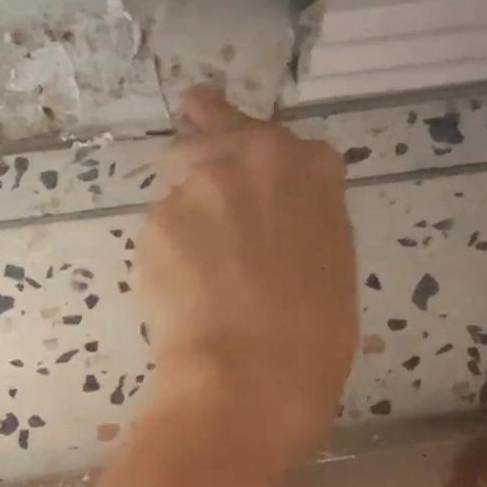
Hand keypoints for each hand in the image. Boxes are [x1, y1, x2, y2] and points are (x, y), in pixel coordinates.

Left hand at [136, 85, 358, 472]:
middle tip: (193, 114)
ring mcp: (200, 185)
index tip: (235, 142)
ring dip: (179, 201)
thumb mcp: (330, 267)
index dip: (250, 147)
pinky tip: (173, 288)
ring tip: (184, 251)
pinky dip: (162, 250)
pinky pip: (157, 228)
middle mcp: (256, 160)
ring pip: (177, 177)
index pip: (274, 141)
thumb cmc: (310, 339)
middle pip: (217, 134)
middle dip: (204, 134)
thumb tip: (274, 230)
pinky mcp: (157, 221)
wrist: (250, 373)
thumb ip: (302, 225)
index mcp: (315, 170)